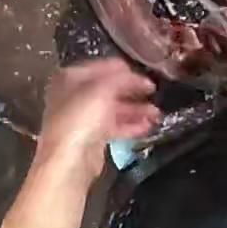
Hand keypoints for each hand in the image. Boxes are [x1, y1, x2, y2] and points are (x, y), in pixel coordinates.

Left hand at [33, 57, 159, 177]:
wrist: (69, 160)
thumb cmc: (82, 118)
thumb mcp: (103, 89)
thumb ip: (123, 79)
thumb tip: (138, 77)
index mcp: (72, 77)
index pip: (104, 67)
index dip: (127, 70)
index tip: (148, 75)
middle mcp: (76, 95)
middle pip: (110, 88)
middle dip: (134, 91)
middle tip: (156, 93)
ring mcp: (83, 117)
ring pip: (114, 108)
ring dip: (137, 110)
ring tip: (157, 114)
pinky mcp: (92, 136)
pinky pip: (115, 126)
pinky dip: (131, 125)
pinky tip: (148, 127)